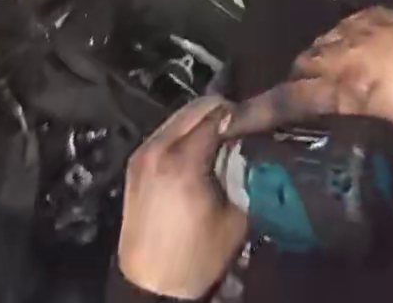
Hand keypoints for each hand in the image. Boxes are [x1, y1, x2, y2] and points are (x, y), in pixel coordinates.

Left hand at [118, 96, 246, 299]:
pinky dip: (187, 130)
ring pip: (181, 114)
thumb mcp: (235, 217)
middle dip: (223, 112)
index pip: (219, 114)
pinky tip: (199, 150)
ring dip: (204, 119)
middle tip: (240, 129)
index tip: (255, 125)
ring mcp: (143, 153)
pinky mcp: (135, 161)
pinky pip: (168, 129)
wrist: (149, 290)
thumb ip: (247, 172)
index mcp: (183, 161)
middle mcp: (158, 149)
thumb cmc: (195, 258)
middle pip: (198, 106)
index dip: (241, 116)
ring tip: (221, 139)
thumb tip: (257, 145)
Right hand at [225, 8, 392, 168]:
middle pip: (299, 69)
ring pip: (318, 46)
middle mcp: (343, 53)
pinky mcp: (375, 11)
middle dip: (291, 89)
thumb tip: (339, 162)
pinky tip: (351, 55)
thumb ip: (364, 151)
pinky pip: (340, 28)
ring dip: (314, 66)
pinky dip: (337, 45)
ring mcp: (359, 27)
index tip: (232, 121)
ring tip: (326, 82)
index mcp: (347, 89)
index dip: (256, 112)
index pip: (288, 99)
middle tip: (300, 109)